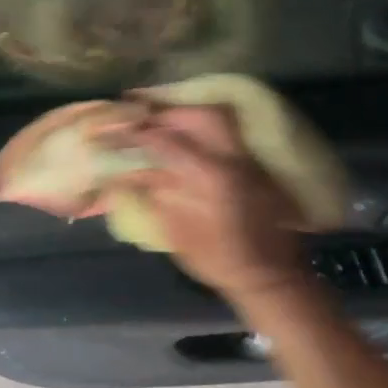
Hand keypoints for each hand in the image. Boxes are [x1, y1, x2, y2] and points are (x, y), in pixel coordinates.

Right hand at [110, 105, 310, 301]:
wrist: (269, 276)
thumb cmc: (217, 259)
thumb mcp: (176, 231)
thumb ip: (154, 194)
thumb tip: (128, 172)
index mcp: (209, 175)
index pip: (167, 140)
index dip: (139, 133)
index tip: (119, 130)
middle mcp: (231, 158)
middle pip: (200, 114)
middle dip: (168, 111)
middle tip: (142, 113)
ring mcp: (247, 160)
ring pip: (219, 118)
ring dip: (187, 114)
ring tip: (162, 118)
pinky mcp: (253, 166)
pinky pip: (227, 133)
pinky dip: (202, 128)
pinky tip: (185, 135)